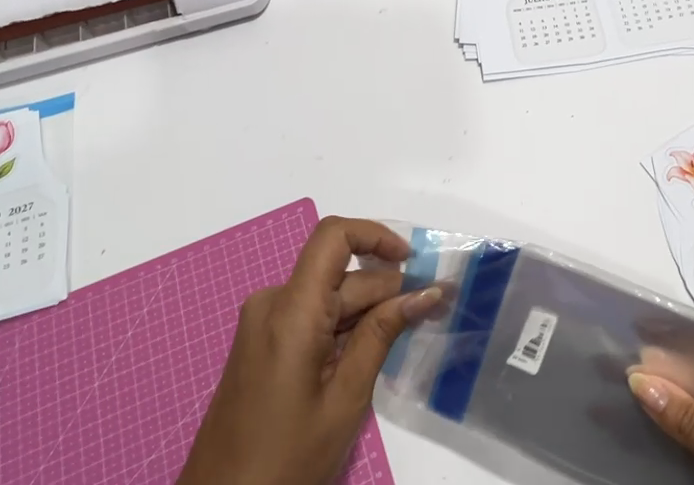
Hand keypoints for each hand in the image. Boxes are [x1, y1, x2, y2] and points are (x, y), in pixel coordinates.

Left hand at [178, 216, 441, 484]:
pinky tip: (370, 351)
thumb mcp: (345, 398)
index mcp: (290, 310)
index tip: (412, 261)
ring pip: (328, 296)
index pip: (333, 237)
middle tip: (432, 311)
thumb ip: (382, 335)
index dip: (376, 235)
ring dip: (367, 309)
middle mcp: (272, 304)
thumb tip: (426, 292)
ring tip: (408, 334)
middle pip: (339, 273)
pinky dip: (344, 326)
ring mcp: (262, 323)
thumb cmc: (286, 459)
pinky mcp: (261, 343)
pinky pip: (311, 316)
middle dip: (386, 286)